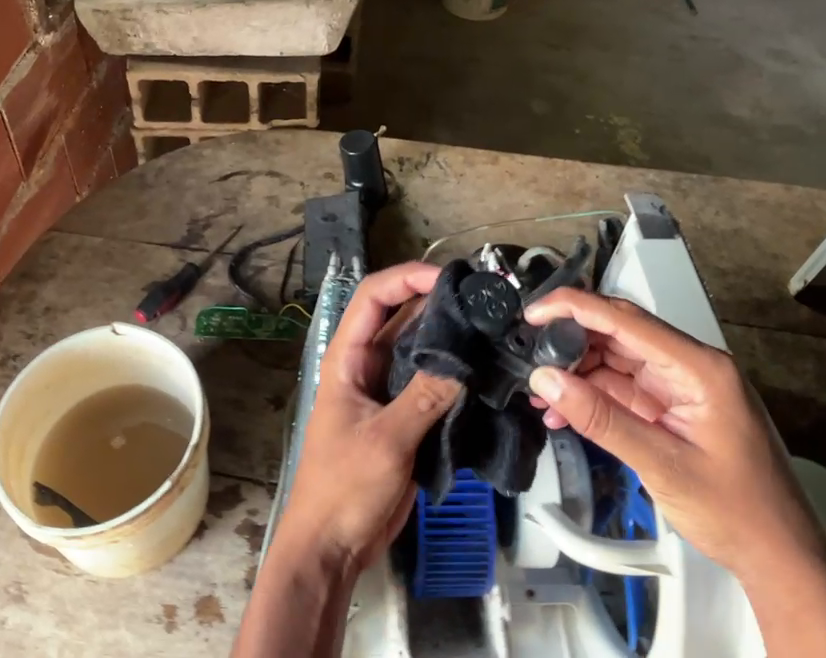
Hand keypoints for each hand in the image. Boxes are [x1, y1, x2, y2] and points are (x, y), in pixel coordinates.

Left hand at [274, 262, 461, 573]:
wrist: (332, 546)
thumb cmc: (344, 488)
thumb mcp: (386, 440)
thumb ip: (425, 398)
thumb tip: (466, 362)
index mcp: (347, 359)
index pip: (373, 298)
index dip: (407, 278)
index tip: (449, 278)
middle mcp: (368, 367)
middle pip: (403, 319)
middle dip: (439, 304)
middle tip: (485, 299)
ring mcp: (388, 393)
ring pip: (422, 351)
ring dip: (452, 339)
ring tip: (494, 328)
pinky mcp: (407, 419)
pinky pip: (433, 385)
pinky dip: (456, 375)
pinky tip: (487, 371)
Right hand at [522, 288, 825, 579]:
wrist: (781, 558)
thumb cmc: (738, 513)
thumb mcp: (662, 465)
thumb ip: (601, 418)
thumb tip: (546, 380)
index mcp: (699, 368)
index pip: (626, 320)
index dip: (574, 308)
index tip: (533, 313)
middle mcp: (690, 367)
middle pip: (618, 334)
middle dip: (569, 340)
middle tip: (528, 355)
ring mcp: (681, 387)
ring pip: (615, 360)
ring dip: (576, 372)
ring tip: (540, 392)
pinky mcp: (672, 408)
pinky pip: (623, 388)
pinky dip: (592, 396)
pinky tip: (564, 411)